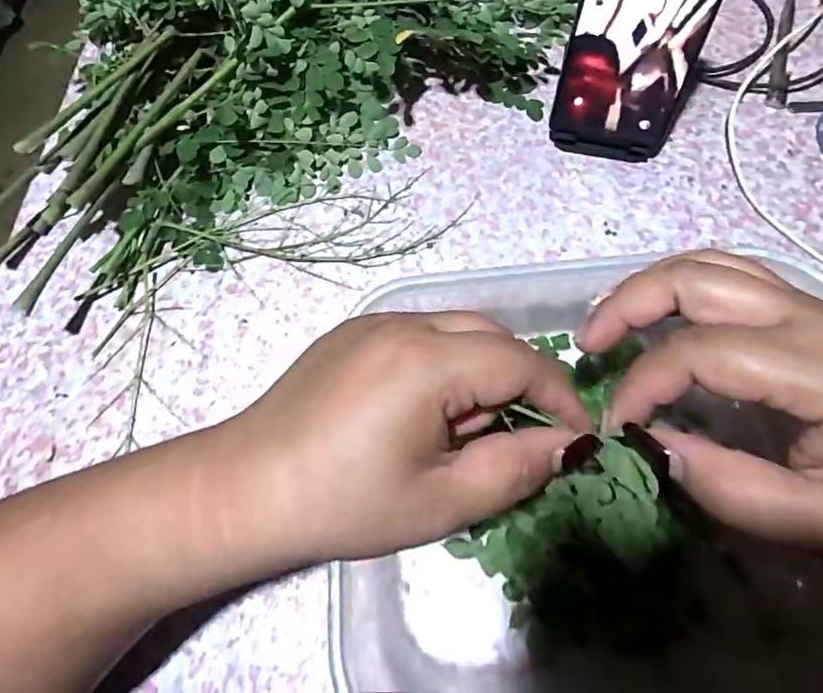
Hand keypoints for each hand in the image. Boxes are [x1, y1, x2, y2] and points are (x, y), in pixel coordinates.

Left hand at [219, 311, 592, 565]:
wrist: (245, 488)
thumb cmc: (343, 503)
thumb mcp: (439, 501)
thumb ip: (514, 468)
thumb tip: (568, 444)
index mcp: (426, 359)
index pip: (519, 360)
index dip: (559, 395)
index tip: (577, 436)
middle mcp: (404, 322)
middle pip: (492, 336)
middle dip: (519, 382)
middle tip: (511, 439)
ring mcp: (375, 320)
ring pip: (458, 330)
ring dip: (480, 370)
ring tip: (459, 431)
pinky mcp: (355, 329)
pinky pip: (422, 333)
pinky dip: (445, 363)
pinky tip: (420, 412)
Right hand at [579, 251, 822, 598]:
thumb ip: (733, 490)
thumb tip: (652, 449)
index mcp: (813, 365)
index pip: (697, 352)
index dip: (643, 386)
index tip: (618, 429)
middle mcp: (808, 317)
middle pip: (696, 277)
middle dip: (629, 302)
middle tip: (589, 344)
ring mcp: (817, 309)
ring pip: (715, 264)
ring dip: (656, 285)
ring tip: (618, 323)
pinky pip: (739, 277)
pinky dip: (690, 286)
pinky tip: (677, 319)